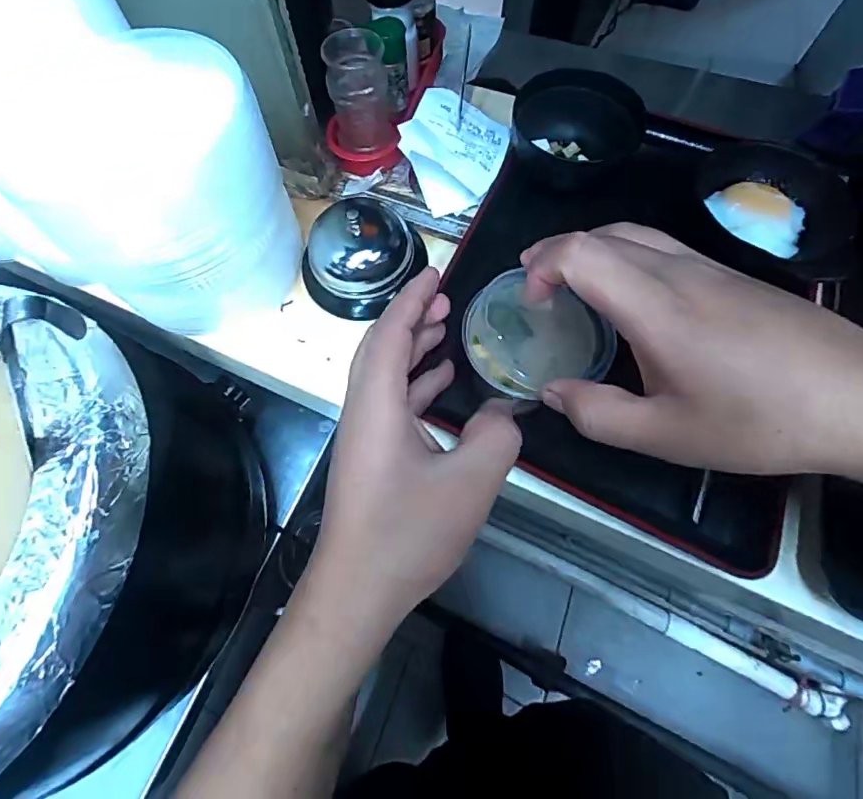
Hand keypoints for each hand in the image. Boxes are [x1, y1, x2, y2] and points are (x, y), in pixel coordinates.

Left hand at [304, 268, 522, 642]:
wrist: (357, 588)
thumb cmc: (406, 533)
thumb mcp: (468, 484)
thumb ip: (495, 438)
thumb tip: (505, 412)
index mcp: (376, 404)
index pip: (388, 334)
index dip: (411, 300)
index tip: (434, 273)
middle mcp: (363, 409)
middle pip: (381, 347)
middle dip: (411, 316)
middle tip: (445, 296)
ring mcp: (364, 432)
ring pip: (385, 373)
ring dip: (412, 347)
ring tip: (445, 327)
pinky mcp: (370, 453)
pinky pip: (391, 400)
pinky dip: (414, 382)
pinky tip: (441, 380)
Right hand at [521, 223, 862, 478]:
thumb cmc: (763, 421)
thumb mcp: (669, 437)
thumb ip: (598, 415)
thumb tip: (552, 393)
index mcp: (654, 305)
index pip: (579, 251)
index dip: (542, 266)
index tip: (533, 304)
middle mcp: (677, 271)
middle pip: (600, 233)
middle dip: (555, 252)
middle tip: (535, 288)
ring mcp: (709, 267)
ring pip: (632, 233)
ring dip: (589, 249)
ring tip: (573, 284)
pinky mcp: (732, 275)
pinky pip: (660, 246)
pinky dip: (623, 255)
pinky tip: (633, 297)